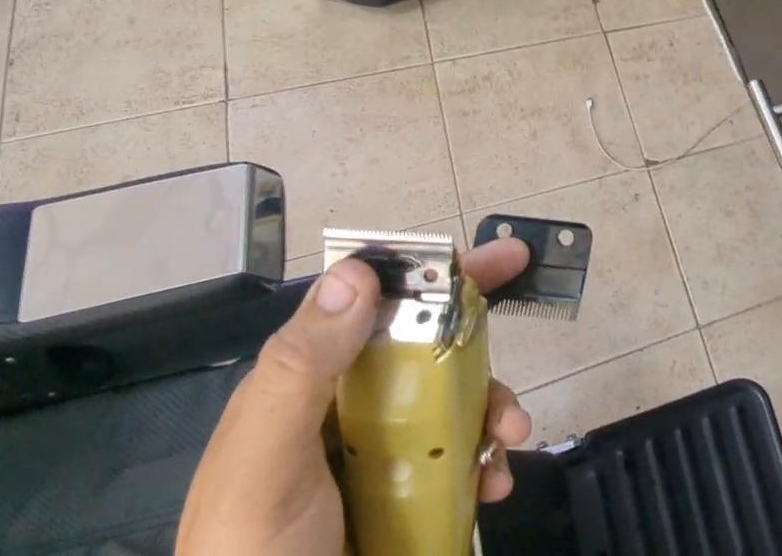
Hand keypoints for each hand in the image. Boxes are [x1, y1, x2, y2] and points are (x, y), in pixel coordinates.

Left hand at [176, 238, 534, 555]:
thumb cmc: (254, 555)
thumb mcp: (265, 464)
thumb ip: (301, 370)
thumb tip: (356, 273)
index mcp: (304, 388)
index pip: (369, 308)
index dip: (428, 274)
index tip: (486, 255)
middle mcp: (344, 411)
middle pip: (422, 347)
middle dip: (476, 330)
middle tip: (527, 290)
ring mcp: (378, 455)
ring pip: (452, 400)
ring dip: (492, 405)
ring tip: (509, 436)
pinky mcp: (407, 494)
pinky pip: (460, 456)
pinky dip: (487, 459)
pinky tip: (493, 481)